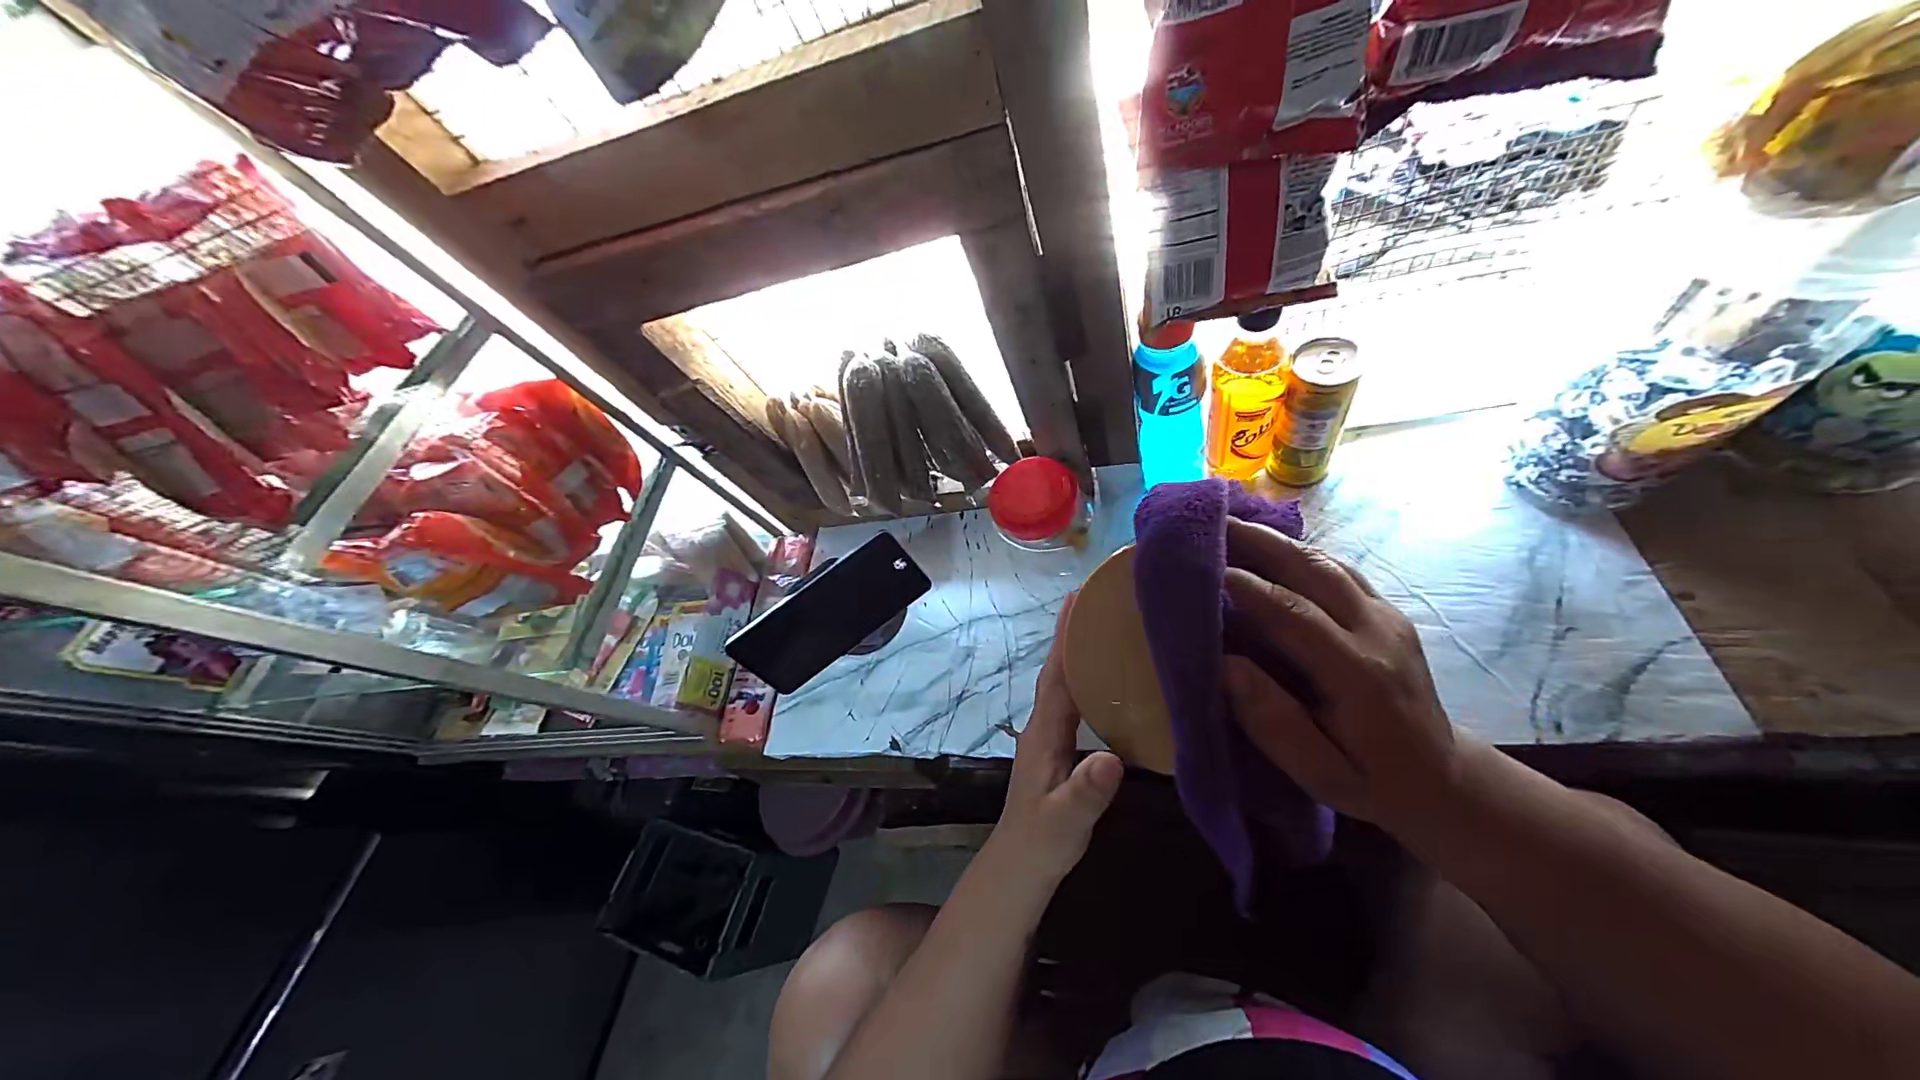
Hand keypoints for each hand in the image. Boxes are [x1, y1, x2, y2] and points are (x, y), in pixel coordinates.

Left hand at [992, 594, 1123, 883]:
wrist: (1020, 867)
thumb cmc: (1041, 843)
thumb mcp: (1066, 822)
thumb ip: (1085, 793)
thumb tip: (1111, 758)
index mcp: (1044, 734)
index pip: (1055, 677)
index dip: (1065, 639)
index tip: (1077, 600)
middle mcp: (1043, 727)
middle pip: (1058, 672)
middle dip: (1073, 636)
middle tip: (1100, 602)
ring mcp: (1049, 737)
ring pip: (1065, 686)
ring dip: (1079, 656)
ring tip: (1108, 630)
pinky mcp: (1058, 749)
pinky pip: (1074, 704)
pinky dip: (1086, 683)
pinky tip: (1108, 683)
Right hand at [1220, 518, 1462, 832]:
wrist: (1440, 778)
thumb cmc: (1369, 781)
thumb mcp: (1319, 773)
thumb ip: (1274, 722)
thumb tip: (1227, 665)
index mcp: (1361, 674)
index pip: (1297, 615)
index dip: (1250, 588)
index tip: (1206, 568)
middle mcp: (1378, 632)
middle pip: (1315, 571)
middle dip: (1260, 543)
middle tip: (1212, 523)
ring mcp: (1387, 617)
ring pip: (1327, 563)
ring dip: (1277, 541)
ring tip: (1230, 526)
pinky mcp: (1386, 612)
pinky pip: (1337, 571)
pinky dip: (1298, 553)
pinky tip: (1269, 548)